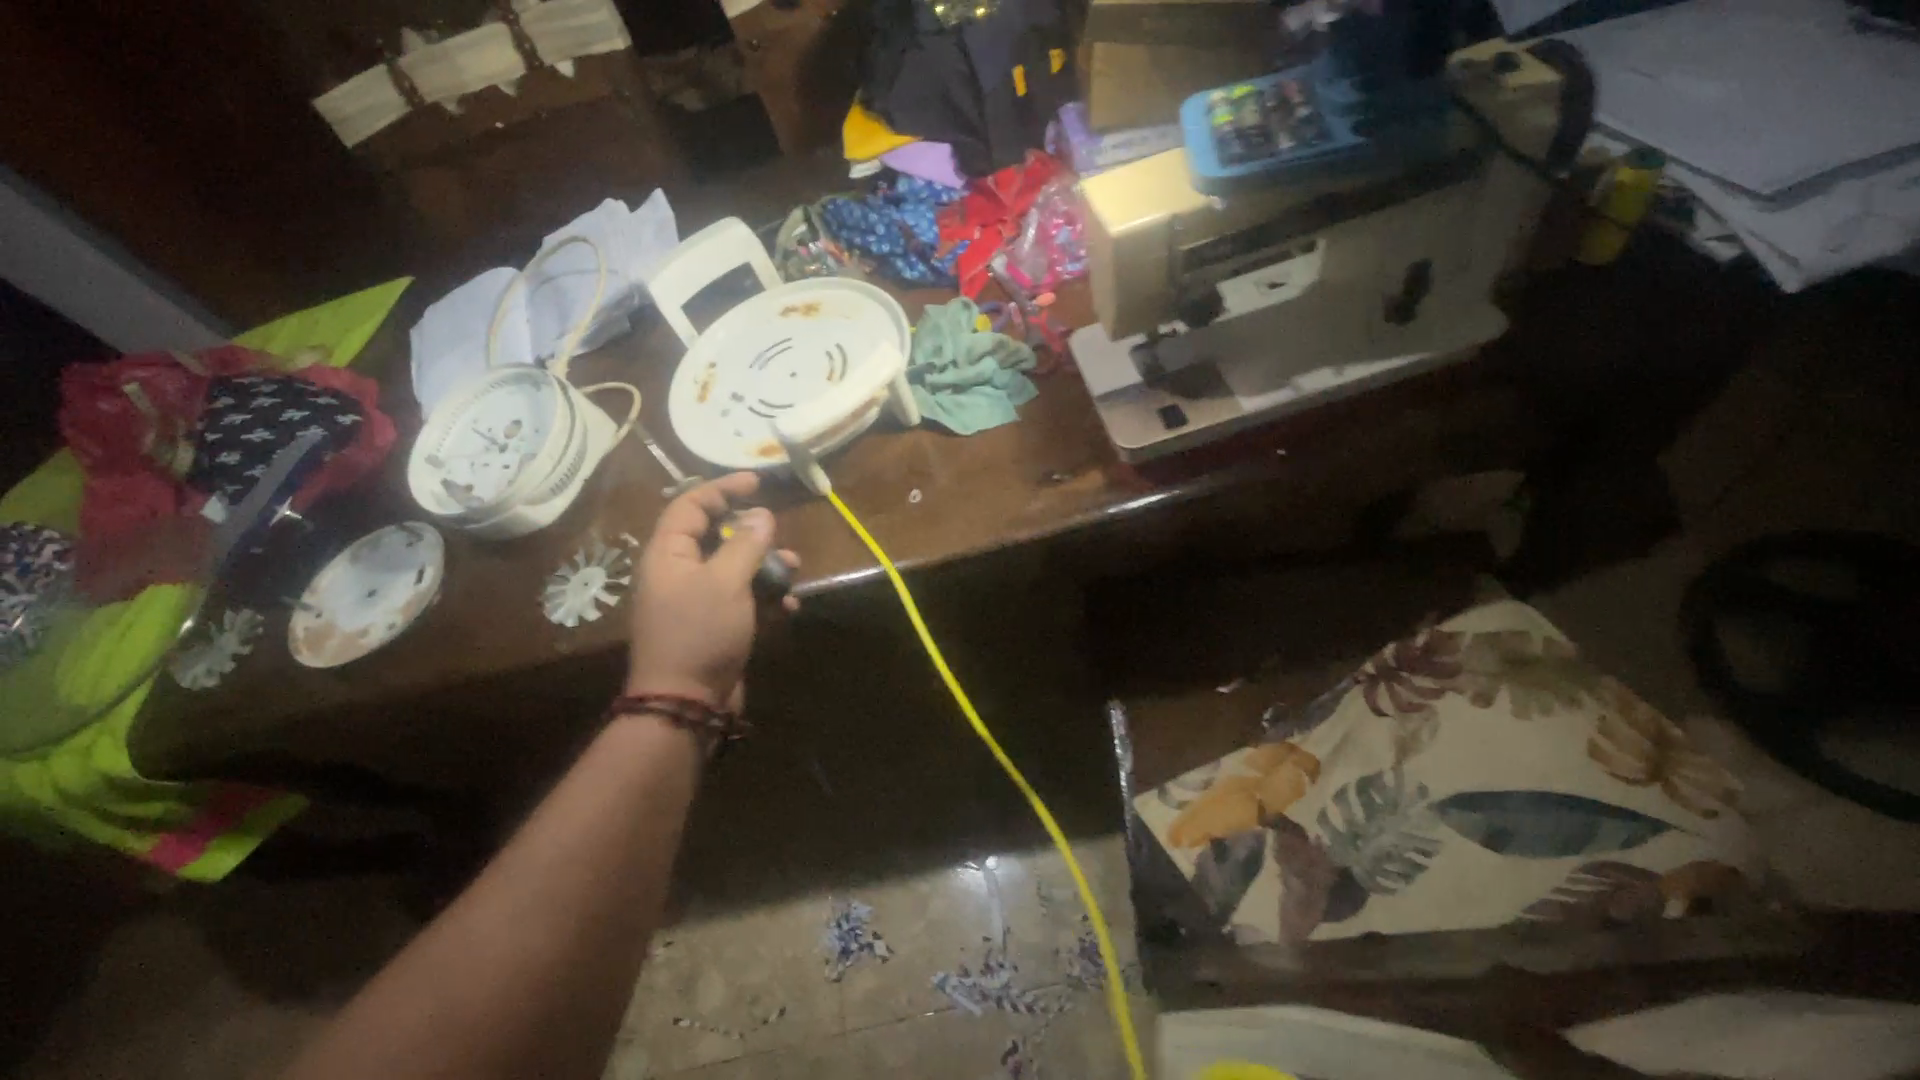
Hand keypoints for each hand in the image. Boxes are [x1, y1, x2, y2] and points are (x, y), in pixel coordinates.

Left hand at [625, 472, 798, 711]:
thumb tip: (762, 515)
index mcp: (668, 554)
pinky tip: (788, 607)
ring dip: (766, 567)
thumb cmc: (700, 633)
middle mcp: (678, 572)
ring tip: (793, 572)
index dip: (723, 487)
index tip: (758, 482)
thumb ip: (746, 544)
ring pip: (735, 568)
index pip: (690, 505)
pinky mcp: (714, 626)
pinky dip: (765, 598)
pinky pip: (743, 598)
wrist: (685, 703)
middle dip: (754, 534)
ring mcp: (696, 601)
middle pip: (716, 536)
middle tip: (779, 536)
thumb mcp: (726, 582)